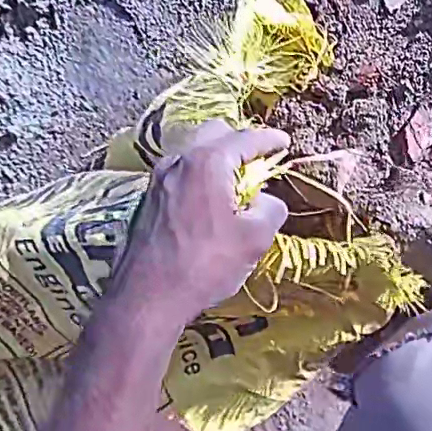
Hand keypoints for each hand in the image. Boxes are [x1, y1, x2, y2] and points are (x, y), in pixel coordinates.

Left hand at [110, 120, 290, 327]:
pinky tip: (208, 201)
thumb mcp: (255, 239)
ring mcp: (157, 179)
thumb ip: (271, 209)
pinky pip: (180, 173)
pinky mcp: (147, 199)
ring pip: (193, 152)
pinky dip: (199, 177)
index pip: (245, 138)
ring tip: (234, 183)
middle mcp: (178, 161)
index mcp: (207, 162)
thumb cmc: (206, 264)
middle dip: (238, 141)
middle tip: (258, 161)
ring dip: (216, 160)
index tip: (284, 141)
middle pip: (213, 134)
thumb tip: (266, 201)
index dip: (269, 139)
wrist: (148, 296)